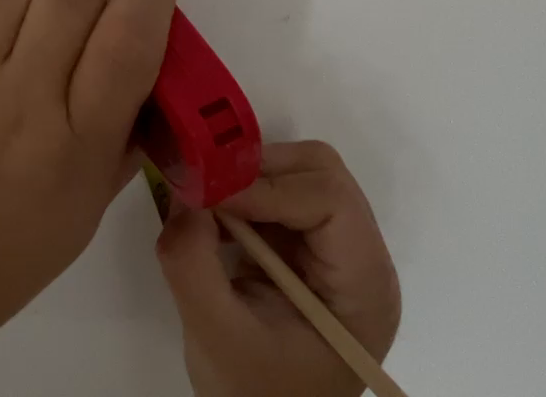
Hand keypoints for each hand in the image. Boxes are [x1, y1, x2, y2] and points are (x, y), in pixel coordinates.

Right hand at [157, 141, 400, 396]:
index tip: (211, 196)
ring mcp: (333, 250)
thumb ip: (192, 263)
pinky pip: (277, 191)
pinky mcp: (305, 246)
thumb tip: (183, 195)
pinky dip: (240, 192)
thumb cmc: (252, 390)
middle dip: (258, 171)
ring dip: (247, 179)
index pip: (331, 200)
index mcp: (362, 286)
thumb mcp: (214, 333)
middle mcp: (359, 258)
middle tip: (207, 191)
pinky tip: (214, 220)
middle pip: (321, 174)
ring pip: (298, 173)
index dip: (269, 185)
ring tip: (207, 208)